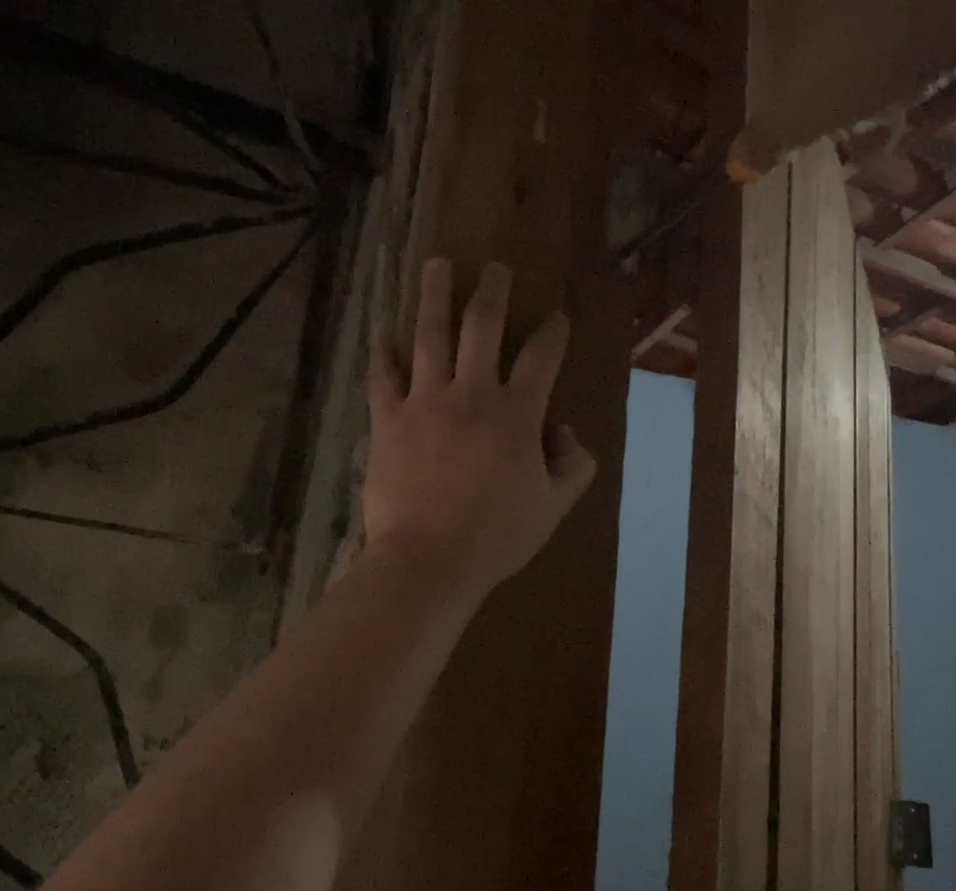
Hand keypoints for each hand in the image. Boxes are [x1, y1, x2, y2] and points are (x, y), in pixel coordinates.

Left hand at [360, 258, 596, 598]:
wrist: (429, 559)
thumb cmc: (496, 537)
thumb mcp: (553, 507)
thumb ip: (573, 466)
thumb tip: (566, 433)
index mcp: (517, 414)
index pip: (542, 357)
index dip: (553, 333)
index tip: (557, 317)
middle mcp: (471, 394)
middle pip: (482, 327)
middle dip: (493, 292)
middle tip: (495, 268)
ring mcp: (424, 402)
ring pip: (430, 335)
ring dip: (435, 296)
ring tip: (437, 265)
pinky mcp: (388, 420)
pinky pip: (383, 376)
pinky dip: (384, 353)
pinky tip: (385, 335)